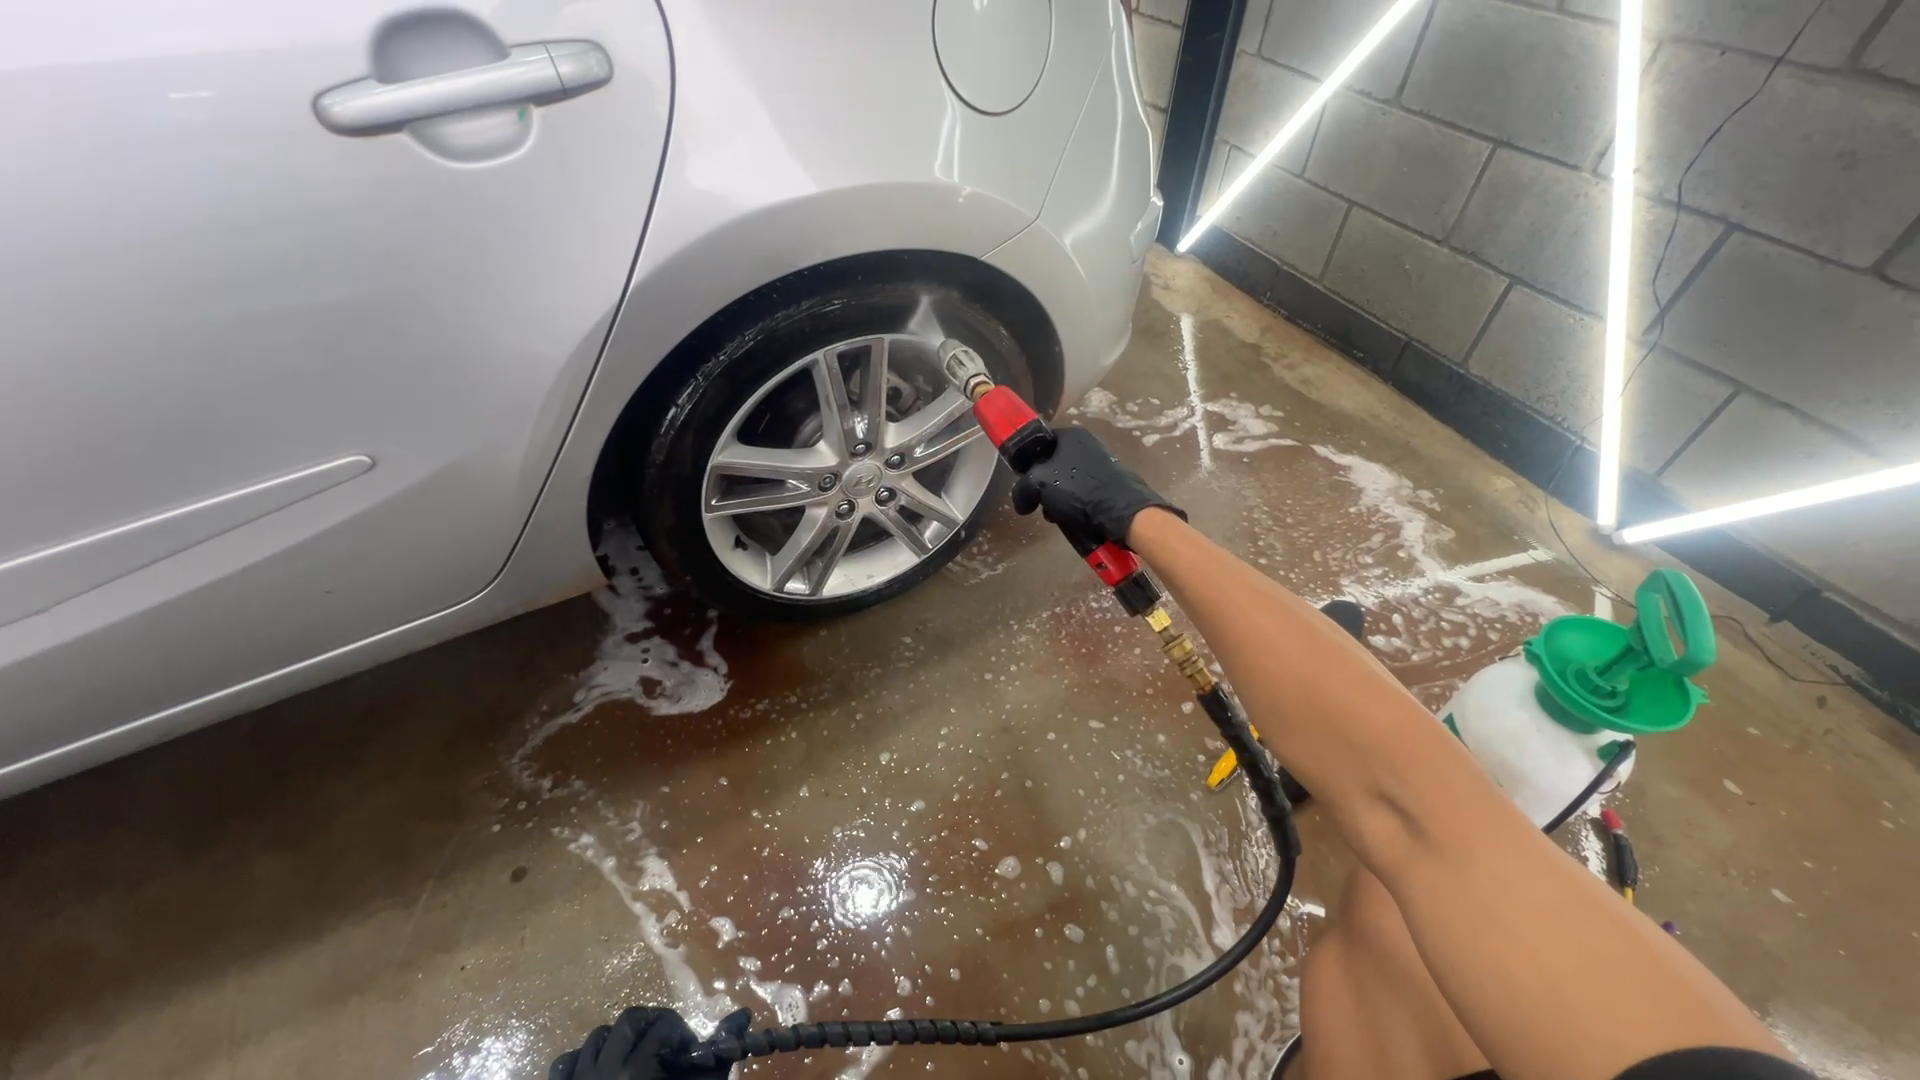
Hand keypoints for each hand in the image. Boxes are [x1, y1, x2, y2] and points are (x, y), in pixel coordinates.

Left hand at [550, 1007, 750, 1079]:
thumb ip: (717, 1057)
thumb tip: (743, 1014)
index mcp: (639, 1072)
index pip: (664, 1024)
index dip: (680, 1032)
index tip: (686, 1051)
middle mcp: (605, 1070)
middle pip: (629, 1019)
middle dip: (651, 1024)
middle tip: (664, 1045)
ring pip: (597, 1036)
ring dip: (618, 1040)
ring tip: (633, 1058)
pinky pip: (564, 1061)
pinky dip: (581, 1059)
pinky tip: (599, 1072)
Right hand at [1010, 426, 1183, 545]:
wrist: (1120, 511)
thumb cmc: (1077, 489)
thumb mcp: (1037, 484)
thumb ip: (1021, 490)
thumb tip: (1022, 503)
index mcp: (1071, 435)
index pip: (1040, 442)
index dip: (1028, 461)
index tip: (1023, 479)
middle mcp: (1088, 445)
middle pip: (1053, 464)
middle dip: (1043, 485)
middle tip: (1039, 502)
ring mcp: (1101, 465)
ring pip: (1067, 482)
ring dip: (1057, 500)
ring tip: (1055, 516)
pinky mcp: (1110, 485)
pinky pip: (1082, 493)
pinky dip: (1074, 506)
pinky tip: (1071, 519)